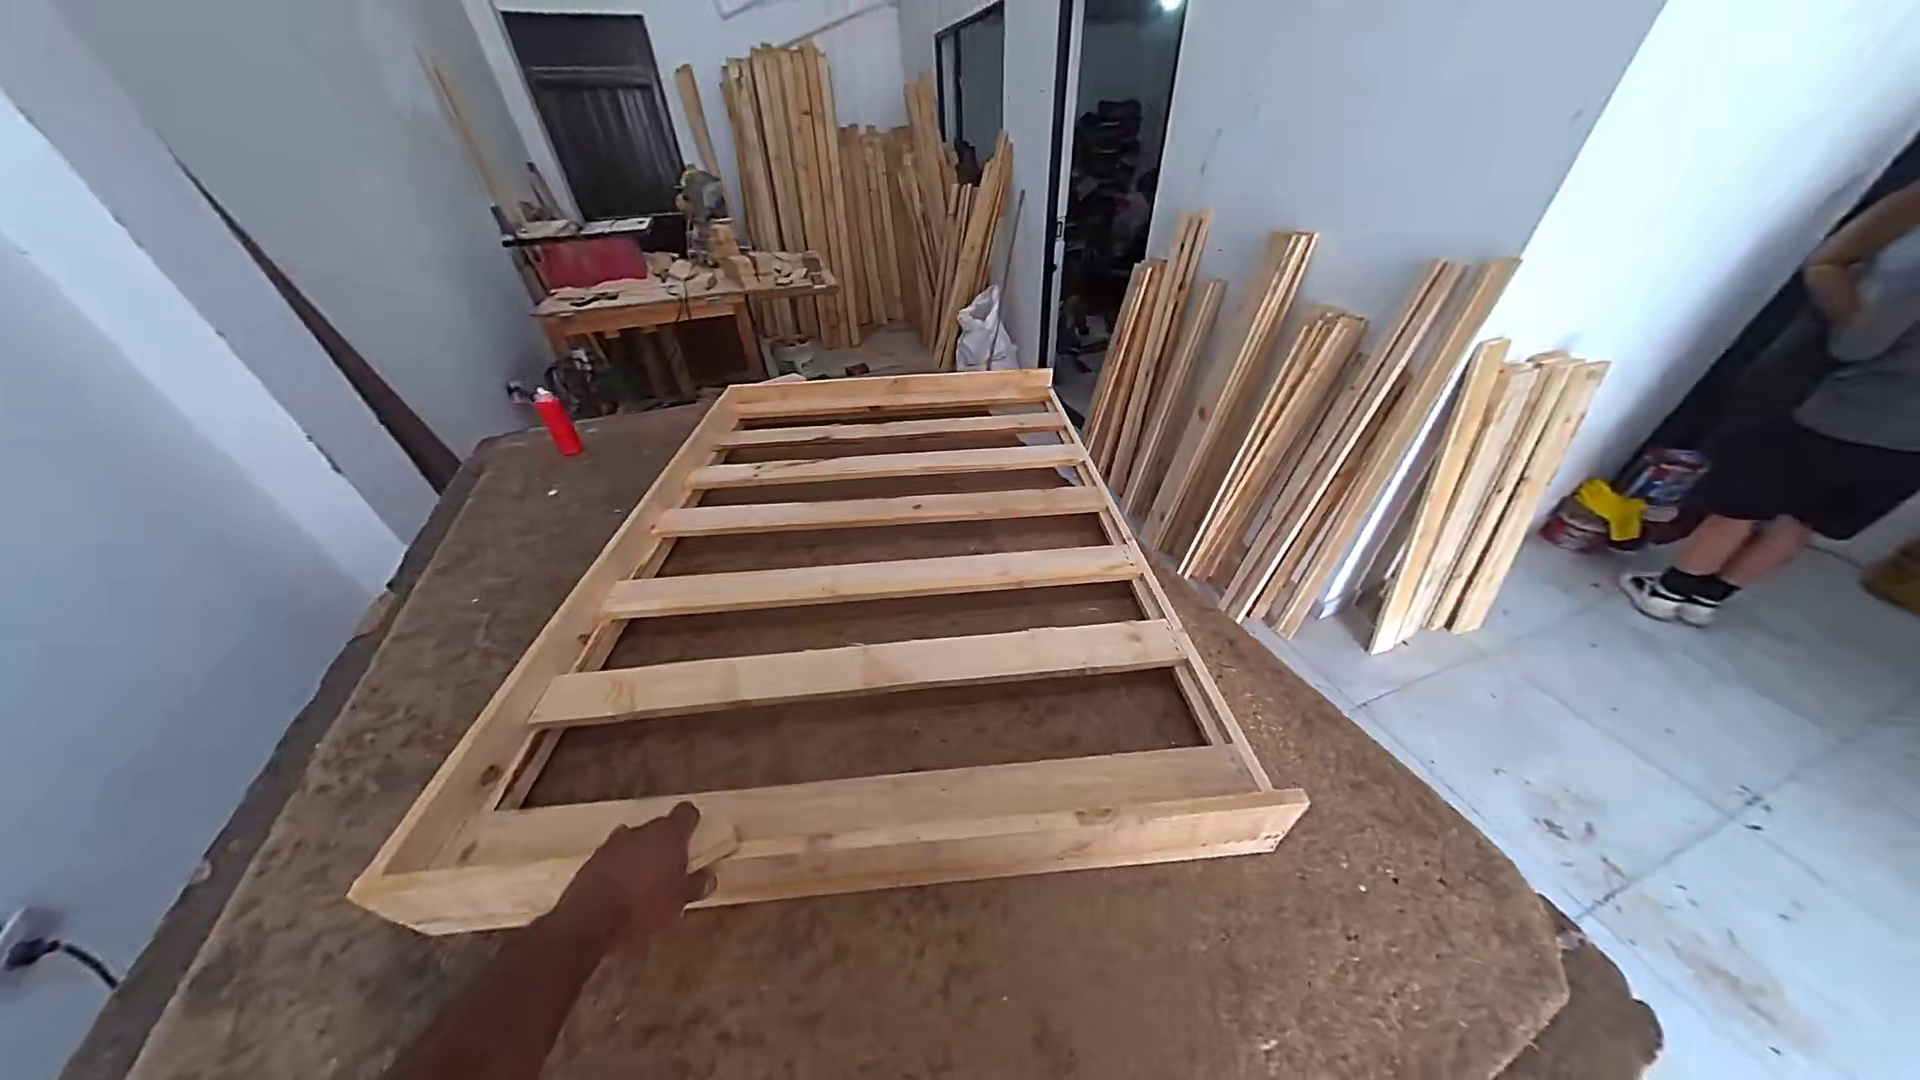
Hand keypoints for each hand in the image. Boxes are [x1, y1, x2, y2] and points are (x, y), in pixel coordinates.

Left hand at [553, 802, 715, 945]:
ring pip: (634, 842)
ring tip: (643, 880)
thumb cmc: (643, 909)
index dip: (691, 822)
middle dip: (665, 842)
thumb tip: (710, 876)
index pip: (686, 812)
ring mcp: (613, 844)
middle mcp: (642, 831)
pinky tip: (620, 889)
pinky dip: (618, 867)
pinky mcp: (590, 861)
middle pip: (659, 826)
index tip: (694, 835)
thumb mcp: (679, 902)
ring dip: (640, 854)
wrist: (586, 925)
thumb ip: (696, 885)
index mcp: (669, 834)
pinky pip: (612, 858)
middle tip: (671, 866)